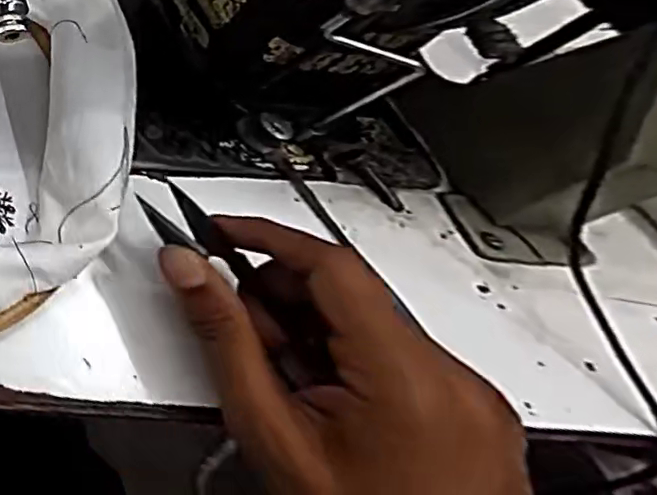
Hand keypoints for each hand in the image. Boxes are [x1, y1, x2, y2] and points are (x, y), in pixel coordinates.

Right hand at [160, 216, 528, 494]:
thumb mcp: (267, 425)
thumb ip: (222, 332)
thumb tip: (185, 265)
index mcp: (413, 380)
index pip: (331, 264)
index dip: (264, 235)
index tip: (218, 230)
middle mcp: (457, 383)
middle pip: (342, 291)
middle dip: (278, 298)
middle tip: (246, 336)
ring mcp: (471, 400)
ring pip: (360, 318)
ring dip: (304, 328)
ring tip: (284, 379)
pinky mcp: (469, 412)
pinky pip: (387, 349)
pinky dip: (337, 353)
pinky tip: (315, 393)